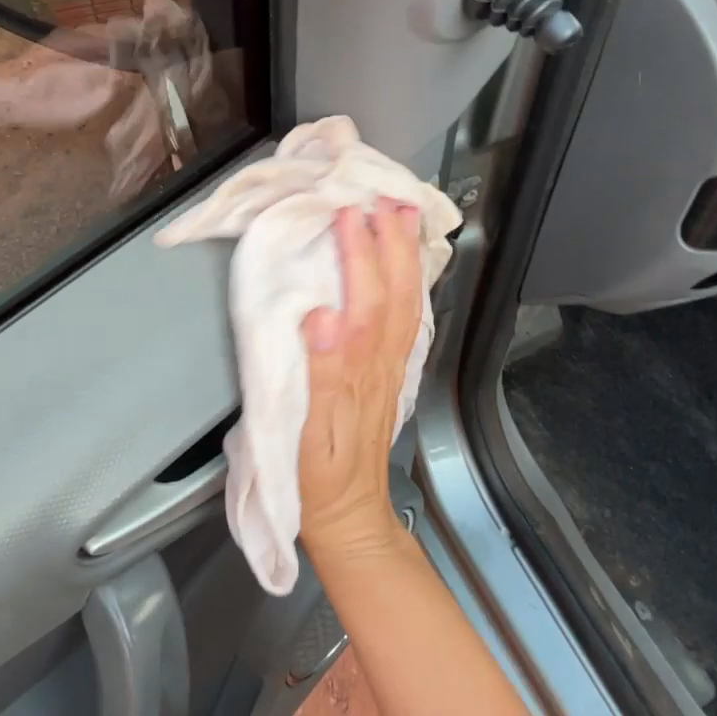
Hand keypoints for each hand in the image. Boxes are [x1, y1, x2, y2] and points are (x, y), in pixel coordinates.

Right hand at [297, 200, 421, 559]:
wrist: (348, 517)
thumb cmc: (317, 478)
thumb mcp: (307, 434)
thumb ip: (319, 374)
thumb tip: (323, 316)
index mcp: (356, 371)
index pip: (365, 301)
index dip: (359, 255)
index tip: (347, 213)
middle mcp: (380, 364)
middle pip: (395, 295)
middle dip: (391, 243)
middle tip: (384, 198)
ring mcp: (388, 369)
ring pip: (406, 304)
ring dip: (406, 258)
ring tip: (402, 218)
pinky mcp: (387, 377)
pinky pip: (406, 321)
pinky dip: (409, 286)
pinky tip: (404, 269)